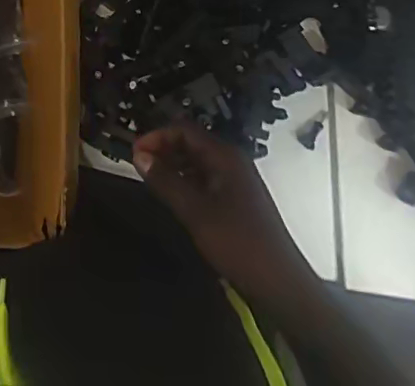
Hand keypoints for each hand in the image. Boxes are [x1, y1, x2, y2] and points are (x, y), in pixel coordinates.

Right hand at [134, 123, 317, 306]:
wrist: (279, 284)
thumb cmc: (237, 242)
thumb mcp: (194, 210)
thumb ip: (165, 180)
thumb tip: (139, 156)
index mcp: (224, 157)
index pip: (183, 130)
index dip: (156, 137)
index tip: (135, 152)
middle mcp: (231, 162)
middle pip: (190, 142)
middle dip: (163, 149)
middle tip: (138, 165)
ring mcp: (235, 180)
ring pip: (196, 161)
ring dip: (172, 165)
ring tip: (151, 179)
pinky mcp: (236, 198)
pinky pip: (204, 178)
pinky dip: (185, 180)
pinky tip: (172, 195)